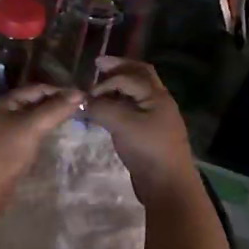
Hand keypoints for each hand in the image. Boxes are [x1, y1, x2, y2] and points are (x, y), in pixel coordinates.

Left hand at [0, 84, 82, 197]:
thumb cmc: (4, 155)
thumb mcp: (31, 127)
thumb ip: (54, 109)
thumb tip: (79, 93)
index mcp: (3, 102)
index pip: (37, 89)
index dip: (60, 91)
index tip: (84, 98)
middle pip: (32, 103)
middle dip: (54, 104)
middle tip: (81, 110)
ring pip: (28, 120)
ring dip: (47, 119)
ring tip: (70, 123)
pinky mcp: (0, 151)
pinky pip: (23, 135)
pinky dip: (38, 134)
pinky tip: (48, 140)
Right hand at [86, 57, 195, 200]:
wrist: (167, 184)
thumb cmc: (148, 149)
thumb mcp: (122, 124)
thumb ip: (101, 108)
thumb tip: (81, 101)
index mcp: (156, 95)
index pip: (128, 77)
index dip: (105, 82)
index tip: (87, 95)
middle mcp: (158, 101)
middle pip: (139, 75)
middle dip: (119, 68)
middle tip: (99, 64)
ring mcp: (155, 117)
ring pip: (136, 93)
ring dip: (118, 87)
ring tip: (99, 90)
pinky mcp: (149, 133)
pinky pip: (133, 110)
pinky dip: (119, 104)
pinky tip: (106, 112)